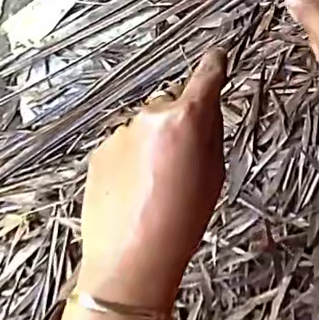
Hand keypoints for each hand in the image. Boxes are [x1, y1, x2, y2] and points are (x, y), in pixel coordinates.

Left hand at [77, 47, 227, 310]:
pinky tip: (136, 189)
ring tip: (156, 183)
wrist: (130, 262)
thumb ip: (212, 131)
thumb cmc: (180, 223)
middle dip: (180, 119)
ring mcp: (123, 132)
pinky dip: (132, 158)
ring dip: (154, 141)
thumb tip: (208, 107)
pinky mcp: (101, 150)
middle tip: (185, 158)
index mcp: (187, 117)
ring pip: (148, 125)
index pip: (207, 74)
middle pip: (174, 102)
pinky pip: (125, 143)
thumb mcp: (216, 174)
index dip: (215, 64)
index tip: (217, 57)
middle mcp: (152, 115)